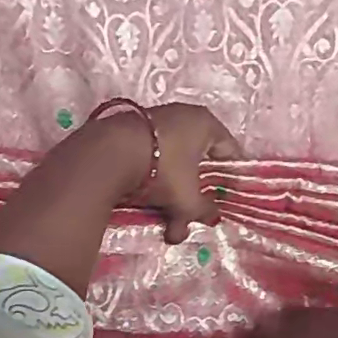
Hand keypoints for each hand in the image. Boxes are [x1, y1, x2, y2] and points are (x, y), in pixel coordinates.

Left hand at [0, 101, 239, 294]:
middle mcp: (183, 115)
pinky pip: (151, 158)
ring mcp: (154, 119)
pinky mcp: (131, 129)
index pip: (230, 152)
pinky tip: (148, 202)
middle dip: (199, 188)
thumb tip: (204, 223)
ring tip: (170, 215)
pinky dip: (152, 179)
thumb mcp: (187, 199)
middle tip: (200, 210)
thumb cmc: (161, 170)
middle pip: (200, 157)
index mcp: (206, 123)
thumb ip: (200, 212)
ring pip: (173, 160)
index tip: (227, 201)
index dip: (231, 180)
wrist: (106, 154)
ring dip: (173, 189)